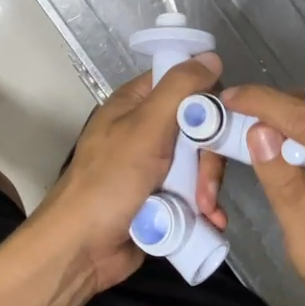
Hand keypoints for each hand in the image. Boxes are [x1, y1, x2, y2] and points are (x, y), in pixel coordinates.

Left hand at [29, 55, 222, 291]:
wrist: (82, 248)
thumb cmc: (109, 182)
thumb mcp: (145, 128)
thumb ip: (179, 89)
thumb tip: (211, 56)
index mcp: (135, 103)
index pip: (182, 83)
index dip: (206, 99)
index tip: (222, 121)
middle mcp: (145, 129)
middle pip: (197, 128)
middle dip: (208, 158)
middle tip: (206, 183)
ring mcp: (154, 166)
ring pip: (199, 164)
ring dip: (207, 187)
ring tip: (206, 208)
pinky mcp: (162, 198)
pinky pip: (194, 193)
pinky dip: (204, 207)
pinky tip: (211, 221)